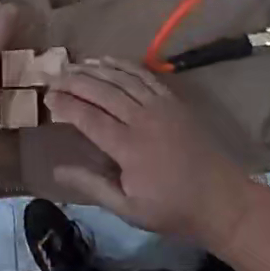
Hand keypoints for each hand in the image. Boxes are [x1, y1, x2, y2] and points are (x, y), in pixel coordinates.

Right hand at [46, 58, 269, 246]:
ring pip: (121, 78)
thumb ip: (91, 185)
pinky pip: (144, 75)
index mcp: (129, 148)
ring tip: (73, 66)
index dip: (65, 105)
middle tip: (54, 78)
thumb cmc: (171, 209)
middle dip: (74, 81)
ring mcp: (160, 107)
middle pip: (101, 91)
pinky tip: (106, 61)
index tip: (47, 98)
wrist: (222, 201)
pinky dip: (122, 65)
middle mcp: (142, 120)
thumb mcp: (128, 209)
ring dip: (94, 69)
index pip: (88, 117)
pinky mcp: (173, 101)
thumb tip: (56, 169)